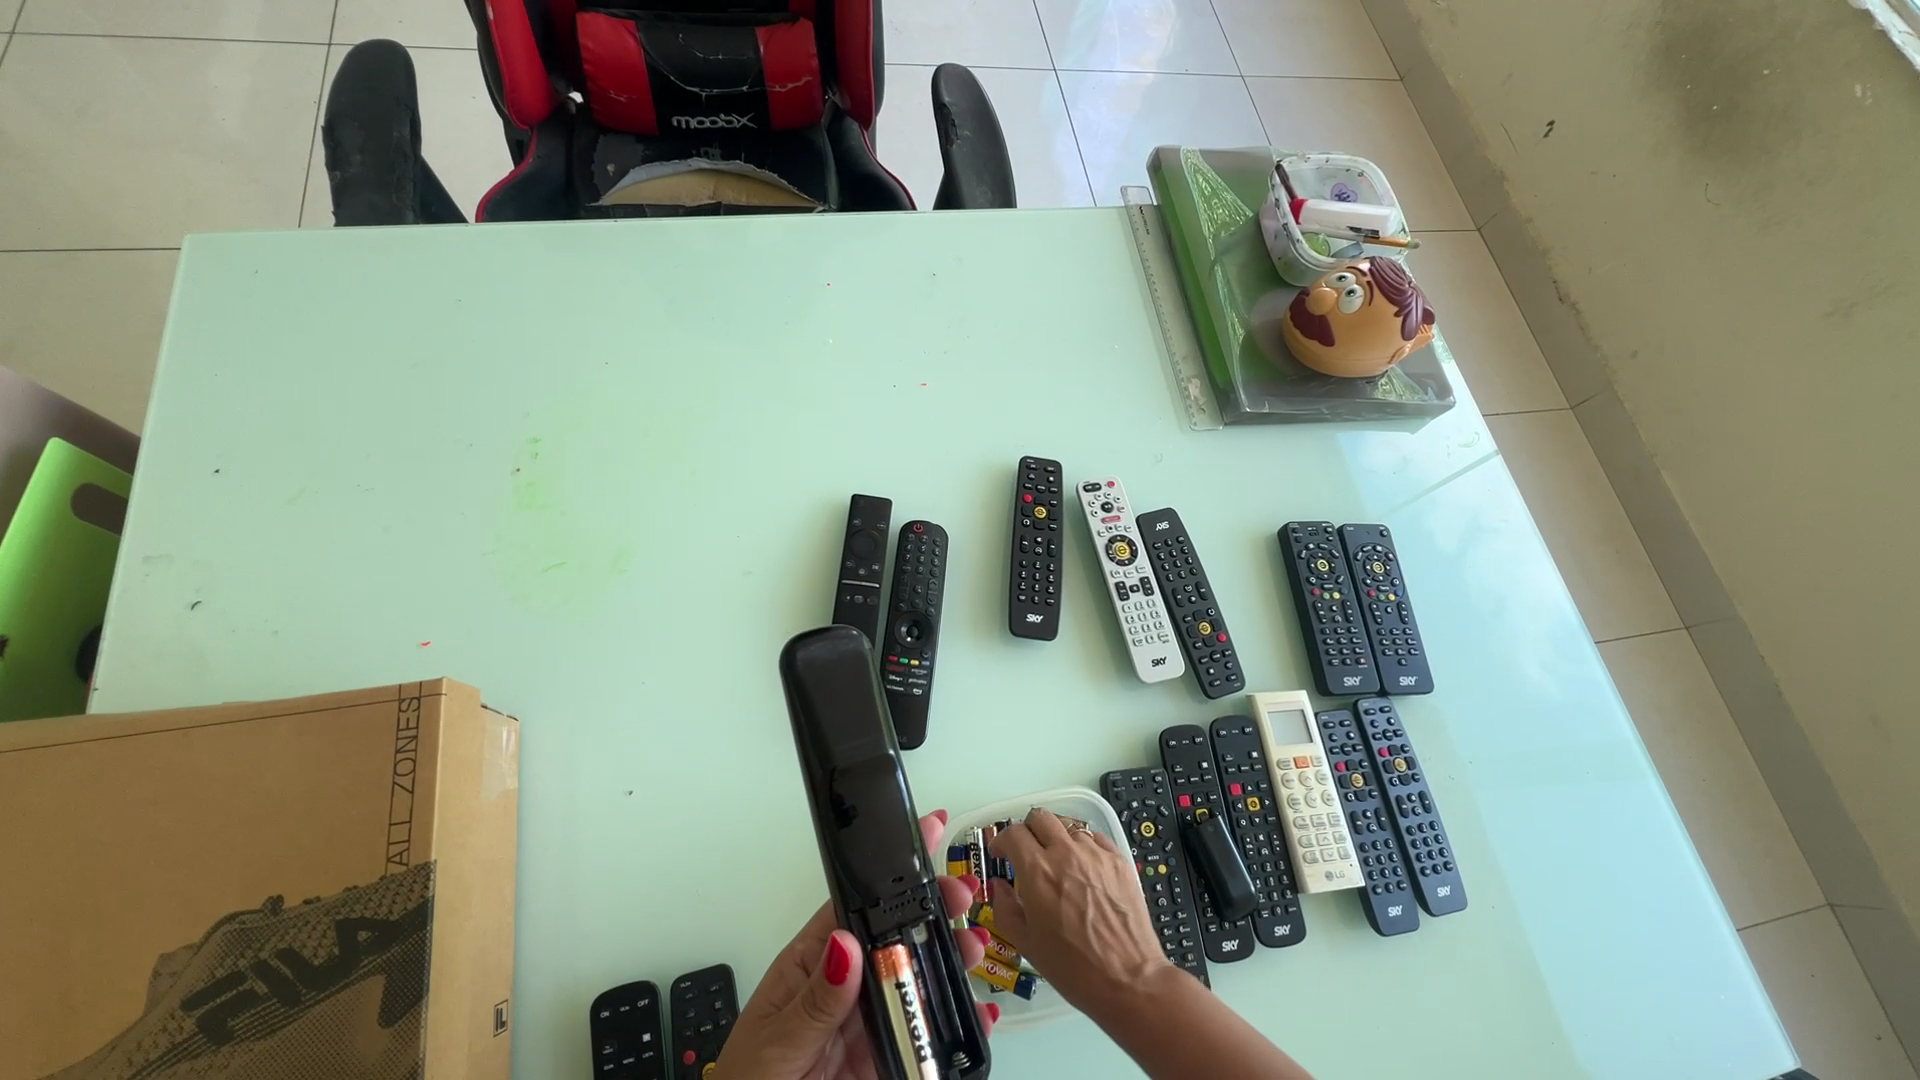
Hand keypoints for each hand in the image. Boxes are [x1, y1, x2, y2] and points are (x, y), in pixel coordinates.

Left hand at [713, 810, 997, 1079]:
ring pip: (915, 982)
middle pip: (895, 939)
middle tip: (964, 894)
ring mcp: (866, 1024)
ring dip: (948, 962)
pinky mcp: (884, 1062)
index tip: (925, 833)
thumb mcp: (774, 1042)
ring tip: (974, 948)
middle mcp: (844, 988)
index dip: (891, 872)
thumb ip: (814, 1002)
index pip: (856, 906)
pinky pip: (923, 1037)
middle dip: (932, 910)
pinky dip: (954, 1025)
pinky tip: (976, 1013)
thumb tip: (846, 944)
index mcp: (811, 966)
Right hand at [985, 808, 1171, 1015]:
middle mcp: (1066, 854)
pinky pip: (1096, 838)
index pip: (1013, 833)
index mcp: (1038, 872)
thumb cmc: (1075, 968)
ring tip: (1057, 860)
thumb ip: (1005, 908)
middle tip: (1026, 850)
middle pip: (1040, 817)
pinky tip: (1083, 867)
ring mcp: (1096, 855)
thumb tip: (999, 887)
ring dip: (1057, 837)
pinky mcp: (1119, 861)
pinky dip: (1084, 846)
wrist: (1128, 980)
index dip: (1002, 841)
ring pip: (1069, 825)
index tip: (1002, 853)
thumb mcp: (1027, 944)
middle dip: (1028, 830)